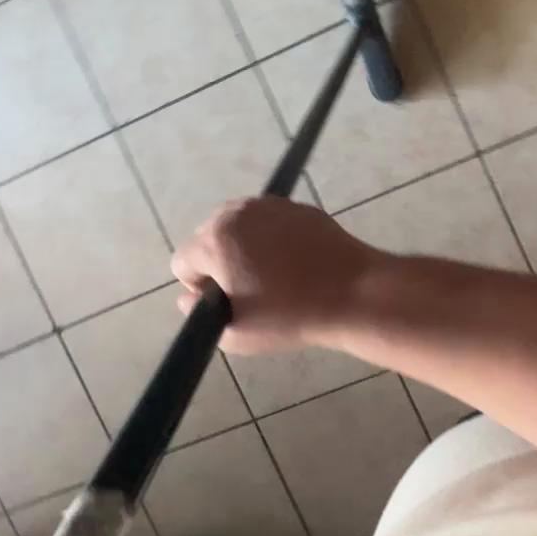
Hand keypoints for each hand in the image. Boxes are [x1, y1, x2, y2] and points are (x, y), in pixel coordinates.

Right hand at [171, 198, 385, 353]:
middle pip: (207, 236)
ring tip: (270, 275)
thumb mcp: (235, 331)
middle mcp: (239, 211)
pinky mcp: (299, 207)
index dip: (199, 287)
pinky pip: (268, 220)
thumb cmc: (290, 315)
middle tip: (248, 288)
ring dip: (242, 246)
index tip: (226, 301)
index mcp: (217, 239)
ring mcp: (271, 204)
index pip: (183, 261)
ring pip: (238, 224)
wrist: (353, 291)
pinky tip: (292, 260)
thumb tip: (191, 298)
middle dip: (218, 261)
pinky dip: (270, 236)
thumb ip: (200, 314)